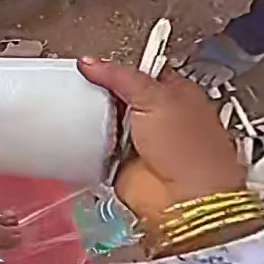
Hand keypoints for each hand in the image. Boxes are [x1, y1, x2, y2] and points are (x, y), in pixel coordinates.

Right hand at [77, 59, 245, 230]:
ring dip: (89, 117)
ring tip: (74, 109)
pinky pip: (92, 143)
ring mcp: (134, 139)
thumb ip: (120, 76)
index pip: (136, 71)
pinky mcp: (117, 159)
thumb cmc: (190, 150)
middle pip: (114, 95)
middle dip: (96, 93)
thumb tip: (90, 63)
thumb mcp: (156, 98)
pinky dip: (83, 140)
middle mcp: (154, 116)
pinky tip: (76, 133)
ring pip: (101, 118)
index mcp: (172, 94)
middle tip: (78, 86)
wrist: (184, 200)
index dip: (113, 68)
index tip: (89, 65)